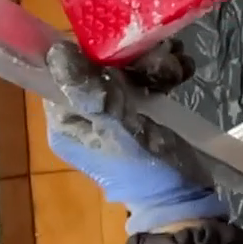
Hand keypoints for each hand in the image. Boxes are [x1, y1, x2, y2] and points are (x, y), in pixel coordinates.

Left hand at [44, 40, 228, 233]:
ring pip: (128, 68)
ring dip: (156, 62)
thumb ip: (89, 93)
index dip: (90, 51)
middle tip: (163, 57)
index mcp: (68, 120)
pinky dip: (166, 72)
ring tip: (179, 68)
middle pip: (101, 65)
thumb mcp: (118, 131)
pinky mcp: (142, 110)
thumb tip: (57, 52)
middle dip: (135, 57)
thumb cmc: (148, 171)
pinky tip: (184, 71)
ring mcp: (116, 111)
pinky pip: (148, 79)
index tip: (119, 44)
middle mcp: (86, 112)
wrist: (185, 199)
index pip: (65, 71)